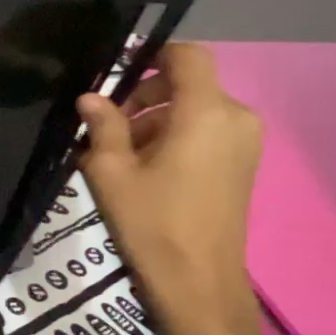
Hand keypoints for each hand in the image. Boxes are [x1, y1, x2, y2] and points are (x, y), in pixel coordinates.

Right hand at [76, 44, 261, 310]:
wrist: (197, 278)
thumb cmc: (151, 221)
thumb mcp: (111, 172)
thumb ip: (103, 127)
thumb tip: (91, 97)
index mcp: (206, 113)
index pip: (187, 58)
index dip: (153, 56)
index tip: (115, 73)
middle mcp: (235, 118)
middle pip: (188, 85)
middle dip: (145, 97)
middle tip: (104, 127)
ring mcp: (244, 142)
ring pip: (195, 110)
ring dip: (156, 121)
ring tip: (118, 154)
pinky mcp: (242, 163)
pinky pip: (206, 131)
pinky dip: (175, 138)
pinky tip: (144, 169)